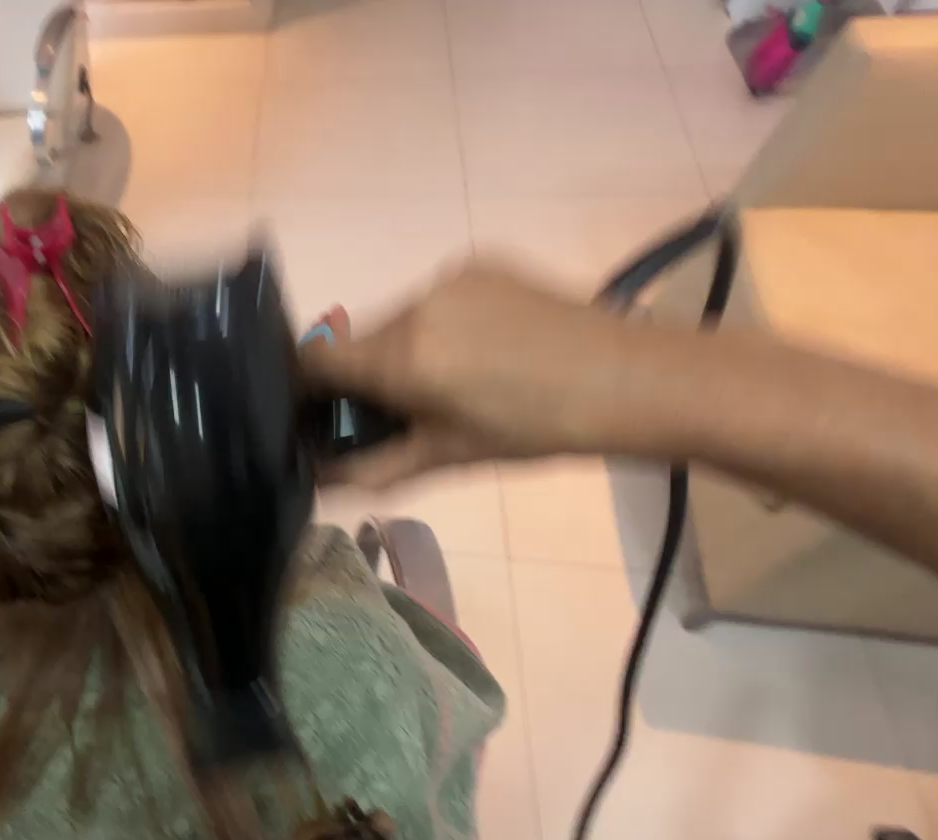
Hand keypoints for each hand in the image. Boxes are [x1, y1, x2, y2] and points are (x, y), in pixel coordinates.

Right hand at [303, 264, 684, 488]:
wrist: (637, 379)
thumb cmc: (536, 430)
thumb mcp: (446, 457)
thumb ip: (371, 467)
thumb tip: (317, 479)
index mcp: (404, 357)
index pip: (313, 360)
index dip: (300, 387)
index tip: (313, 412)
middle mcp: (416, 305)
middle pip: (353, 341)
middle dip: (357, 375)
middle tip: (390, 408)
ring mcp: (450, 278)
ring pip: (392, 320)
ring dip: (397, 351)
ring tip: (441, 380)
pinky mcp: (480, 263)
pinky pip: (430, 300)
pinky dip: (432, 327)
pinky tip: (471, 350)